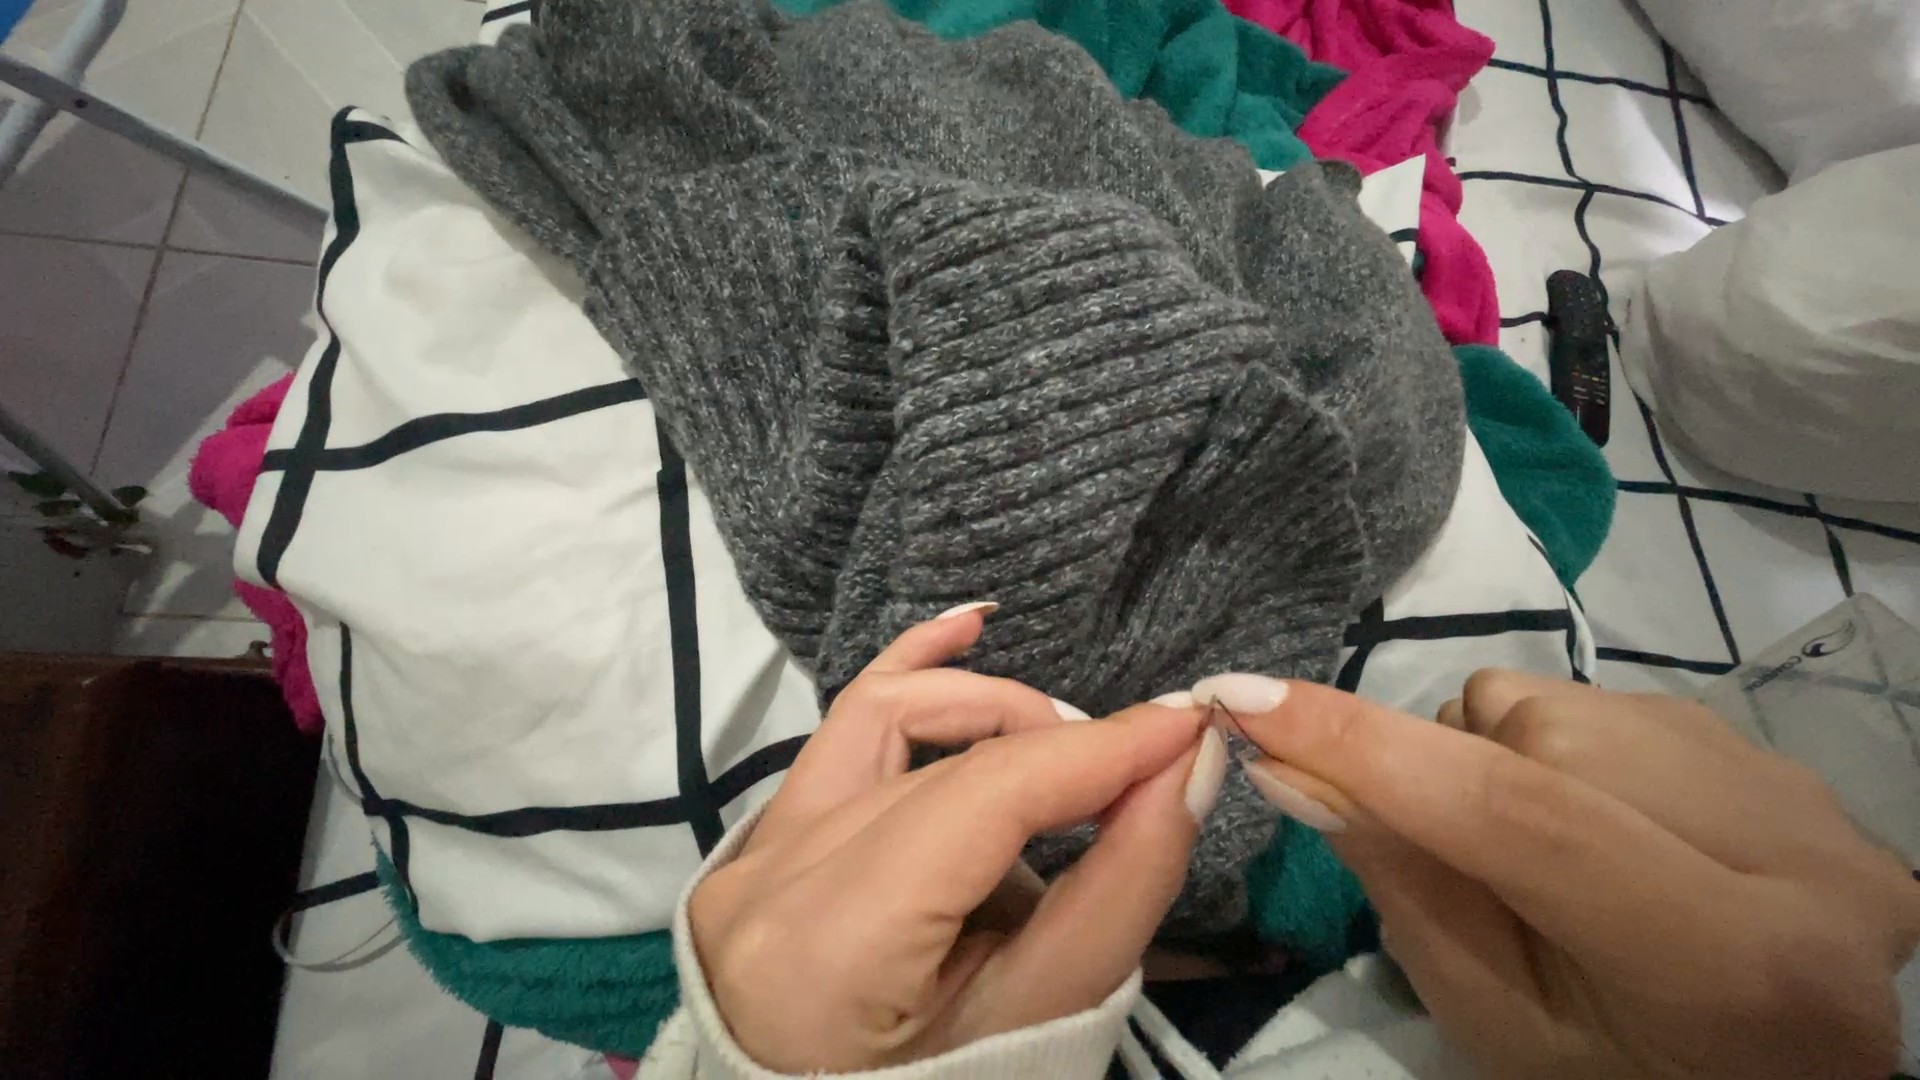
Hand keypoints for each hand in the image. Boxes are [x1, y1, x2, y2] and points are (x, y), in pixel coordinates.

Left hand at [688, 609, 1219, 1072]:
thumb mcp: (1038, 1020)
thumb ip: (1117, 889)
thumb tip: (1181, 765)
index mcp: (830, 945)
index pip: (982, 799)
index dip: (1095, 752)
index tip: (1186, 724)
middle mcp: (776, 873)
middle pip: (947, 768)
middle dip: (1063, 749)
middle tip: (1148, 760)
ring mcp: (762, 843)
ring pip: (891, 720)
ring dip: (993, 712)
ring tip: (1065, 742)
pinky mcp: (770, 828)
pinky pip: (841, 721)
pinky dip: (912, 666)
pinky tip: (967, 624)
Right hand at [1196, 670, 1919, 1079]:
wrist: (1752, 1074)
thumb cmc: (1599, 1069)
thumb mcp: (1478, 1006)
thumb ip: (1391, 871)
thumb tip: (1279, 759)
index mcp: (1728, 960)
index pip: (1512, 813)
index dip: (1361, 745)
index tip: (1238, 698)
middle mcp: (1793, 851)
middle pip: (1525, 739)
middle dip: (1442, 768)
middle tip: (1462, 857)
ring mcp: (1795, 788)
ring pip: (1546, 704)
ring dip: (1498, 755)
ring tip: (1546, 848)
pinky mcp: (1772, 752)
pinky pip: (1589, 699)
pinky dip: (1548, 745)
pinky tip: (1600, 821)